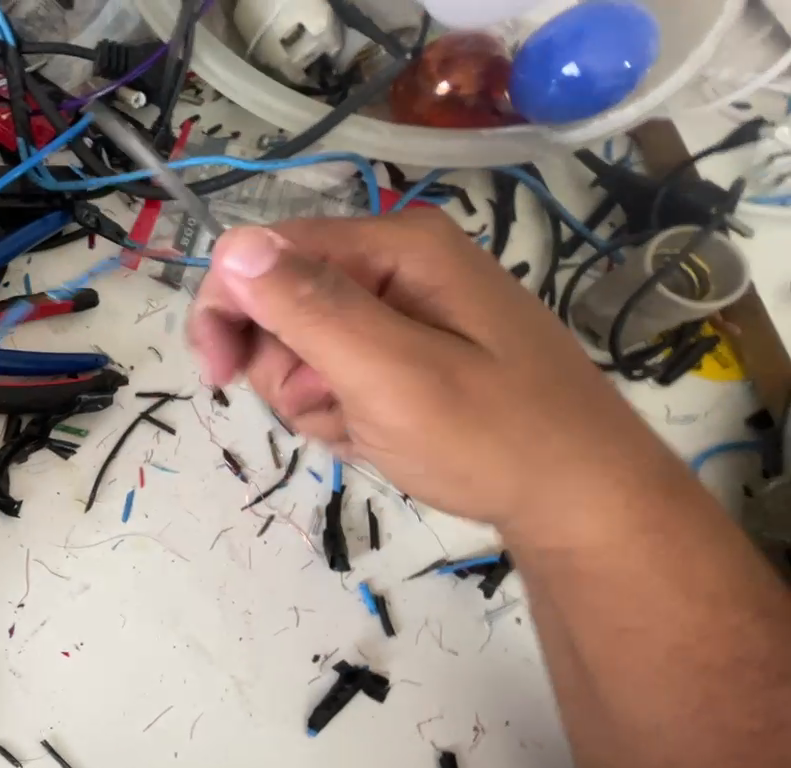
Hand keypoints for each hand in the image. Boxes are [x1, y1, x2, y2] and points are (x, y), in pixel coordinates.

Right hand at [186, 210, 680, 538]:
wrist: (570, 496)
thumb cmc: (489, 436)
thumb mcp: (389, 374)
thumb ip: (310, 309)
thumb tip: (233, 247)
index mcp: (393, 248)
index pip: (260, 255)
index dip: (225, 312)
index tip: (221, 377)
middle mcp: (389, 264)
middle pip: (270, 304)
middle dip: (278, 365)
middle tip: (324, 404)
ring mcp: (391, 307)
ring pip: (287, 347)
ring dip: (303, 396)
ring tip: (356, 421)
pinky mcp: (391, 346)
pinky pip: (317, 372)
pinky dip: (326, 409)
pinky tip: (365, 427)